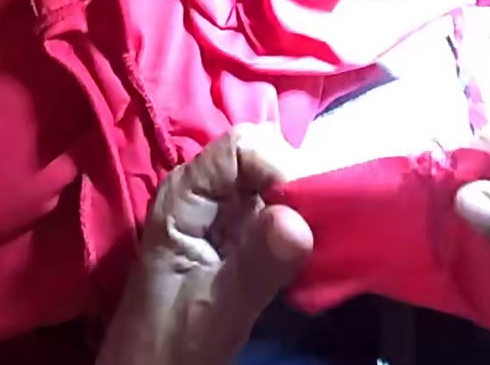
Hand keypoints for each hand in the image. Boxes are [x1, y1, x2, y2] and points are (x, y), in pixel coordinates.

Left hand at [97, 125, 313, 364]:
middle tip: (317, 219)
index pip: (238, 147)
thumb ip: (255, 266)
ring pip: (267, 170)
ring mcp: (219, 202)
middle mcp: (201, 185)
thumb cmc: (172, 342)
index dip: (277, 165)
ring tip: (317, 229)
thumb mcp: (216, 311)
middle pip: (256, 150)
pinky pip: (271, 198)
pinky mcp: (235, 224)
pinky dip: (294, 212)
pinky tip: (305, 240)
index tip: (307, 208)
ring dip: (297, 194)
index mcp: (185, 192)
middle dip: (291, 176)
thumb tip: (298, 222)